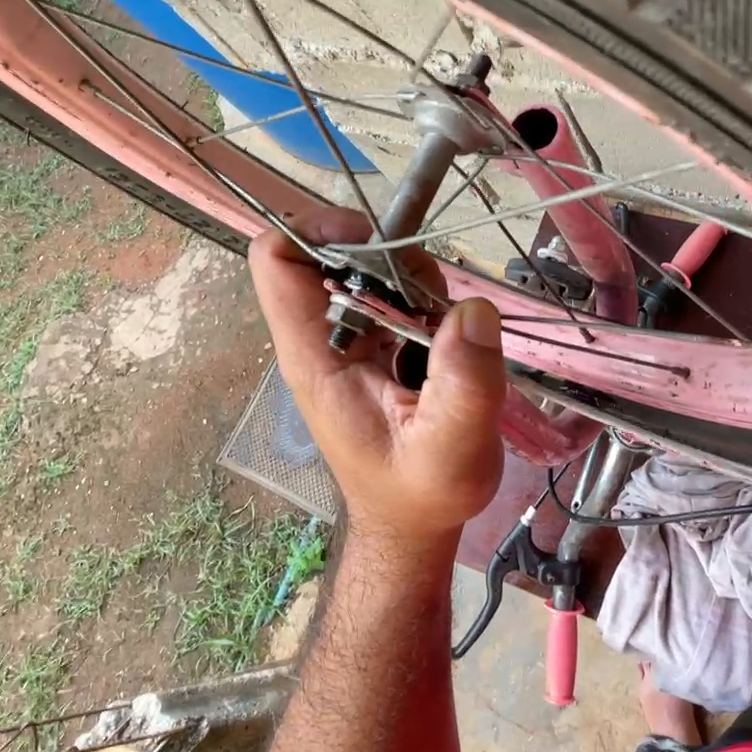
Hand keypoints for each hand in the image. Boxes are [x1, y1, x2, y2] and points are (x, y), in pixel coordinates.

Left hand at [249, 208, 506, 552]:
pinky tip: (448, 339)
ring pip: (369, 269)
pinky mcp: (378, 344)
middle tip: (435, 303)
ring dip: (415, 280)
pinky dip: (427, 298)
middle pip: (331, 254)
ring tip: (447, 331)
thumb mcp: (449, 449)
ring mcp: (350, 339)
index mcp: (316, 356)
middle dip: (388, 258)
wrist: (416, 520)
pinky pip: (395, 293)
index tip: (381, 243)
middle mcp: (324, 337)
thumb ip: (463, 386)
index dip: (320, 230)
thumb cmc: (421, 494)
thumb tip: (473, 311)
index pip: (278, 260)